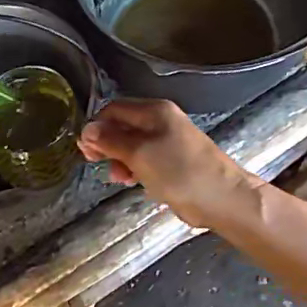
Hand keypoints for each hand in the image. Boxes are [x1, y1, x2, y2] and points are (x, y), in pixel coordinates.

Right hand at [78, 99, 260, 229]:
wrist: (221, 198)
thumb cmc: (179, 171)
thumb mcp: (139, 154)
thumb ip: (111, 141)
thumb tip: (86, 129)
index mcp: (154, 111)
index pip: (114, 109)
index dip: (96, 126)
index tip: (85, 149)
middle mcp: (160, 122)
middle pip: (122, 126)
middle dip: (106, 144)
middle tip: (94, 162)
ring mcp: (167, 142)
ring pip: (131, 145)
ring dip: (118, 159)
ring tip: (117, 178)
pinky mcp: (171, 163)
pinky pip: (143, 160)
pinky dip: (133, 168)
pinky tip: (130, 181)